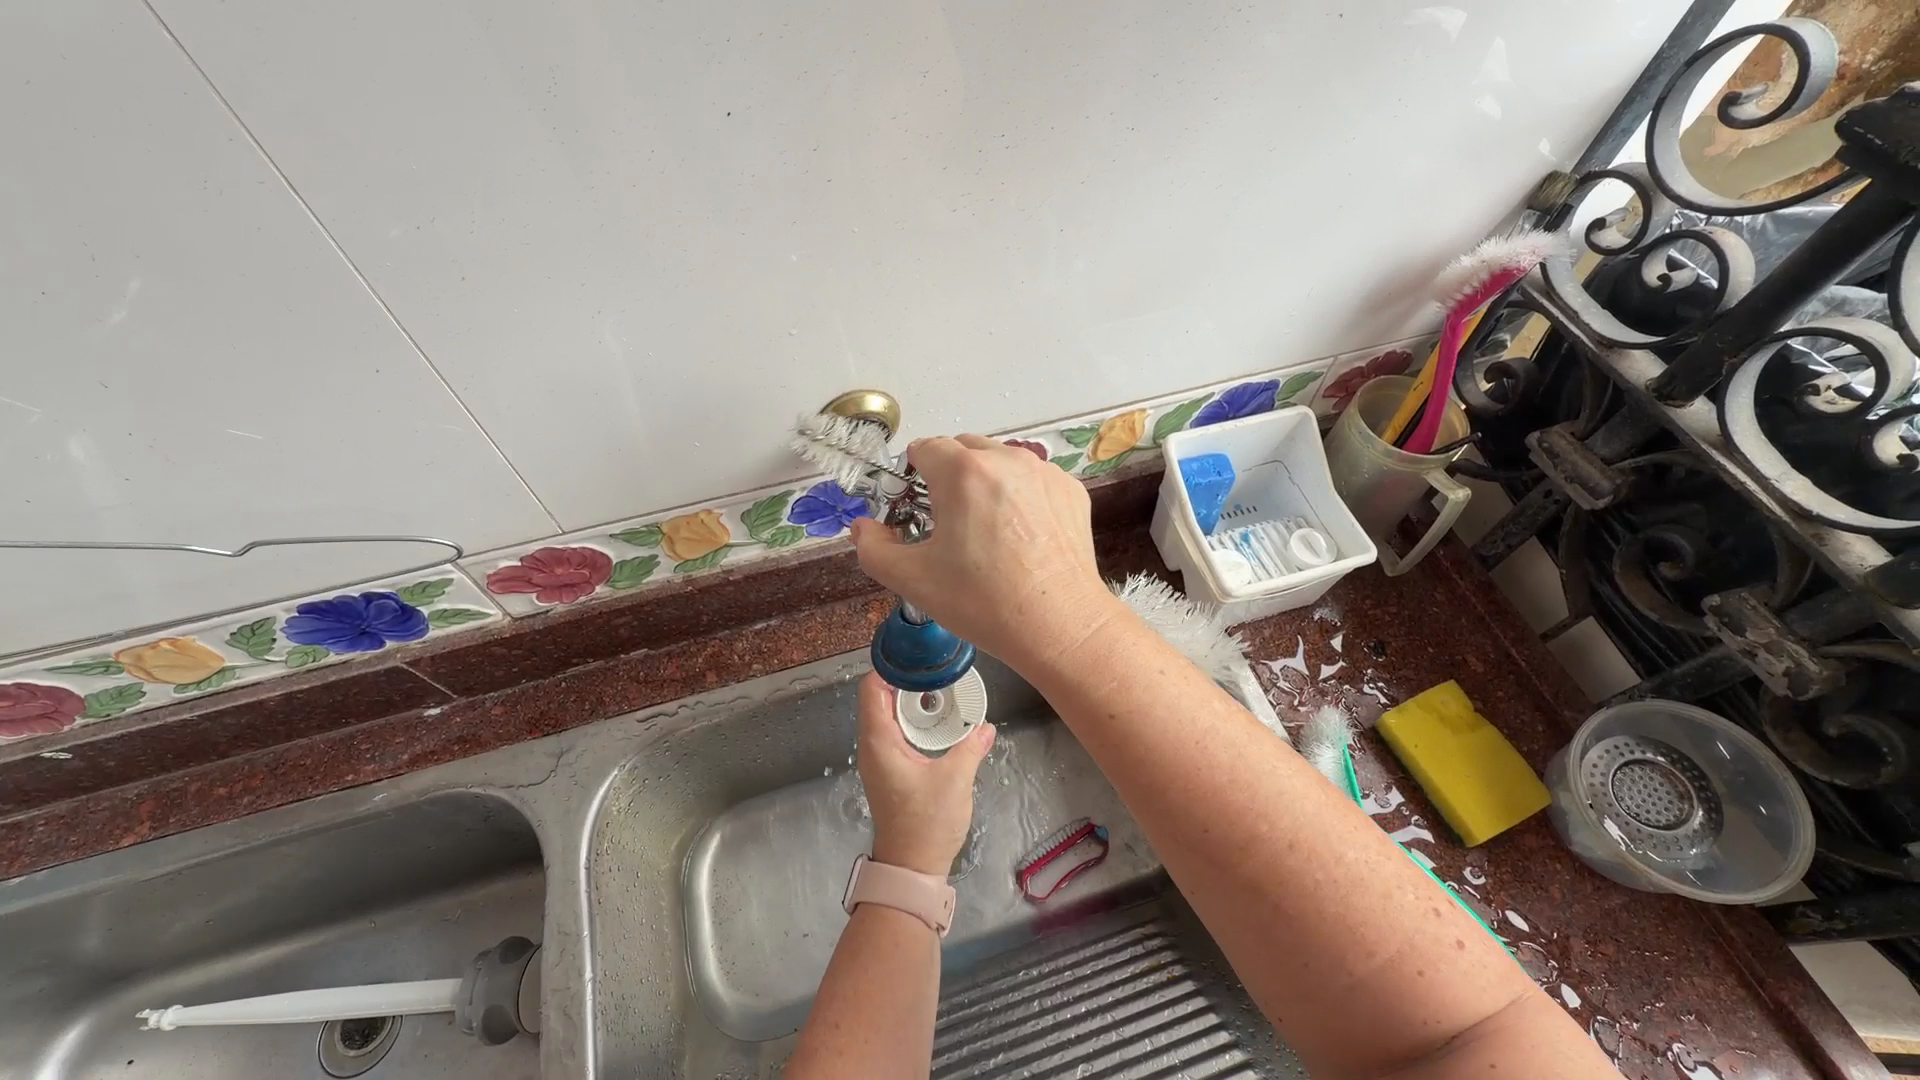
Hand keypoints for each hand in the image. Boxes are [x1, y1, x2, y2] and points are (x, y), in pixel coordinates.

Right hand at [850, 435, 1125, 671]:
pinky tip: (1020, 537)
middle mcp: (1006, 460)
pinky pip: (1032, 479)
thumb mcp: (913, 581)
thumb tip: (862, 529)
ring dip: (985, 483)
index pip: (925, 448)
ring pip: (1000, 461)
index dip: (914, 476)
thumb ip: (874, 549)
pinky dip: (1020, 496)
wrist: (1059, 627)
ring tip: (986, 533)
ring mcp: (1043, 473)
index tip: (916, 506)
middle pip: (963, 449)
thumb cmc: (985, 603)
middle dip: (949, 477)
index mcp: (963, 473)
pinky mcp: (1070, 491)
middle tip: (948, 523)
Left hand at [855, 673, 994, 876]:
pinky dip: (912, 721)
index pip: (872, 689)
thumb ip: (970, 746)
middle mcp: (872, 747)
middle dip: (905, 680)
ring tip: (941, 690)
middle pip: (879, 698)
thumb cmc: (927, 822)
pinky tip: (937, 722)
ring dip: (910, 702)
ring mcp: (879, 760)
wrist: (912, 867)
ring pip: (887, 716)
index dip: (890, 666)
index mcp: (879, 742)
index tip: (917, 655)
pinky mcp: (890, 771)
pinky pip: (895, 733)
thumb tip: (985, 726)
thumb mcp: (955, 779)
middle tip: (937, 670)